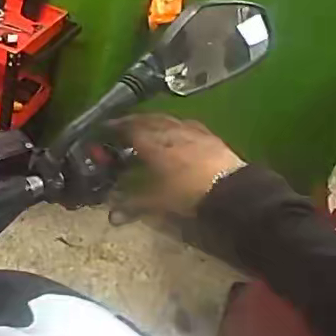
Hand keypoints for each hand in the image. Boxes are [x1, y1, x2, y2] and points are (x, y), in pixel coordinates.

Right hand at [113, 114, 245, 215]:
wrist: (231, 190)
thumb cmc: (187, 194)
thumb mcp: (157, 202)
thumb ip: (132, 205)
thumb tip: (111, 216)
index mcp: (153, 144)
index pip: (129, 129)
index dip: (115, 127)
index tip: (105, 128)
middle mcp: (170, 132)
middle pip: (147, 119)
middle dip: (133, 120)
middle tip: (123, 125)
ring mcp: (191, 132)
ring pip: (167, 119)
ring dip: (154, 120)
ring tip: (147, 126)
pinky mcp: (209, 136)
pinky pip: (187, 124)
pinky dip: (176, 125)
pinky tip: (178, 130)